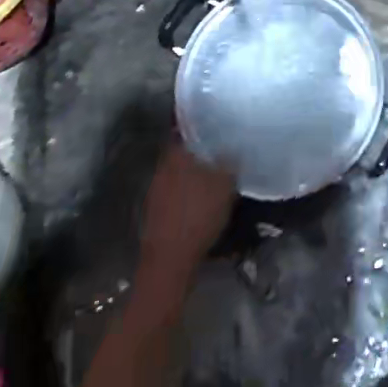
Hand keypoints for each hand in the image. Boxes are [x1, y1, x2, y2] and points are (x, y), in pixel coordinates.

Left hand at [136, 136, 235, 291]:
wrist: (169, 258)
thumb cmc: (198, 215)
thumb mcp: (224, 186)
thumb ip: (229, 162)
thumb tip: (232, 147)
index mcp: (176, 153)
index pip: (186, 130)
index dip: (201, 128)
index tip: (216, 129)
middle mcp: (162, 166)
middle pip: (182, 152)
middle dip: (198, 154)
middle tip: (219, 155)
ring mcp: (155, 189)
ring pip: (177, 173)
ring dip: (192, 175)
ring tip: (212, 180)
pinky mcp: (155, 210)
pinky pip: (174, 193)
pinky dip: (186, 195)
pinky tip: (199, 203)